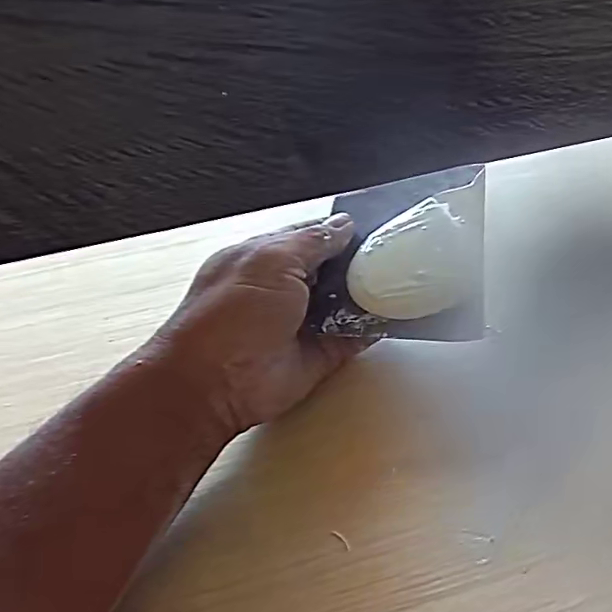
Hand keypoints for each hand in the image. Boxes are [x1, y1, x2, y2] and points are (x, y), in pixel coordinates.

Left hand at [144, 214, 373, 437]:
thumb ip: (310, 241)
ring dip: (367, 294)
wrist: (217, 385)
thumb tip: (340, 226)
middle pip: (331, 269)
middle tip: (387, 257)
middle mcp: (282, 289)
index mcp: (263, 258)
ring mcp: (301, 322)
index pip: (307, 236)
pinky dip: (373, 327)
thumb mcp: (271, 260)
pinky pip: (354, 336)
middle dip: (358, 264)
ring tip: (394, 282)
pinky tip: (390, 314)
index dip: (337, 232)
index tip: (370, 230)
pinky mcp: (318, 354)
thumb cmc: (228, 318)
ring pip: (345, 302)